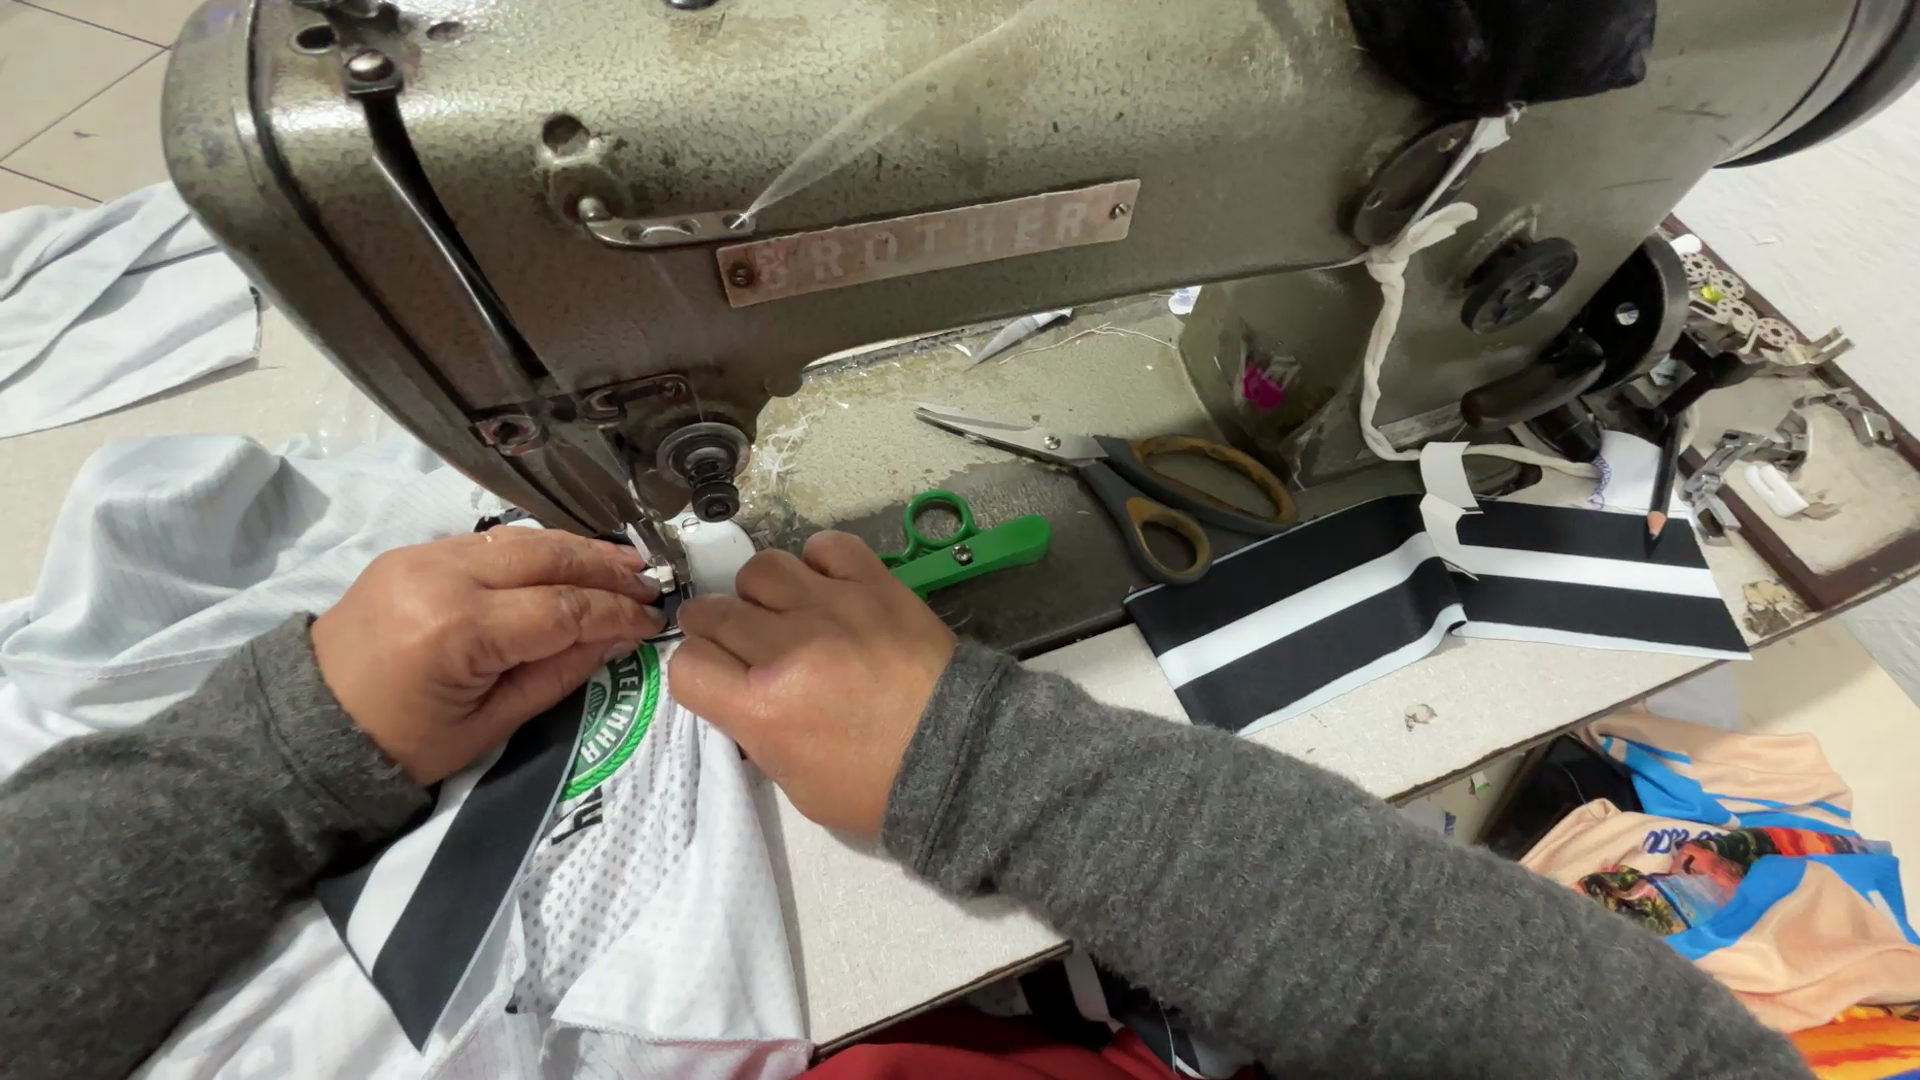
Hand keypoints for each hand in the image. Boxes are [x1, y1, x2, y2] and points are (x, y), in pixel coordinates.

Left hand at [311, 529, 663, 784]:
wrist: (301, 730)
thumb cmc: (400, 745)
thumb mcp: (493, 722)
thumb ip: (562, 672)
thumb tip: (619, 636)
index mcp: (456, 629)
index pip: (563, 608)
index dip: (616, 613)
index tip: (651, 622)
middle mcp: (440, 576)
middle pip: (549, 558)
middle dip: (608, 570)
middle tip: (650, 584)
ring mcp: (423, 556)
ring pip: (526, 538)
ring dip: (581, 550)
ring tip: (626, 564)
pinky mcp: (416, 552)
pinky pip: (496, 540)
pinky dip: (543, 549)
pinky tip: (573, 559)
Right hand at [671, 532, 956, 835]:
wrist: (956, 751)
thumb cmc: (875, 782)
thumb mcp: (795, 782)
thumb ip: (755, 729)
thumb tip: (741, 689)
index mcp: (762, 708)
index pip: (688, 663)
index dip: (697, 669)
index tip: (716, 673)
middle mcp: (788, 648)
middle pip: (715, 611)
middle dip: (716, 626)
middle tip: (743, 639)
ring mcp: (833, 607)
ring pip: (762, 568)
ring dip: (762, 591)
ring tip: (786, 610)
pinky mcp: (875, 583)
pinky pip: (827, 545)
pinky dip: (819, 561)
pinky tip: (828, 586)